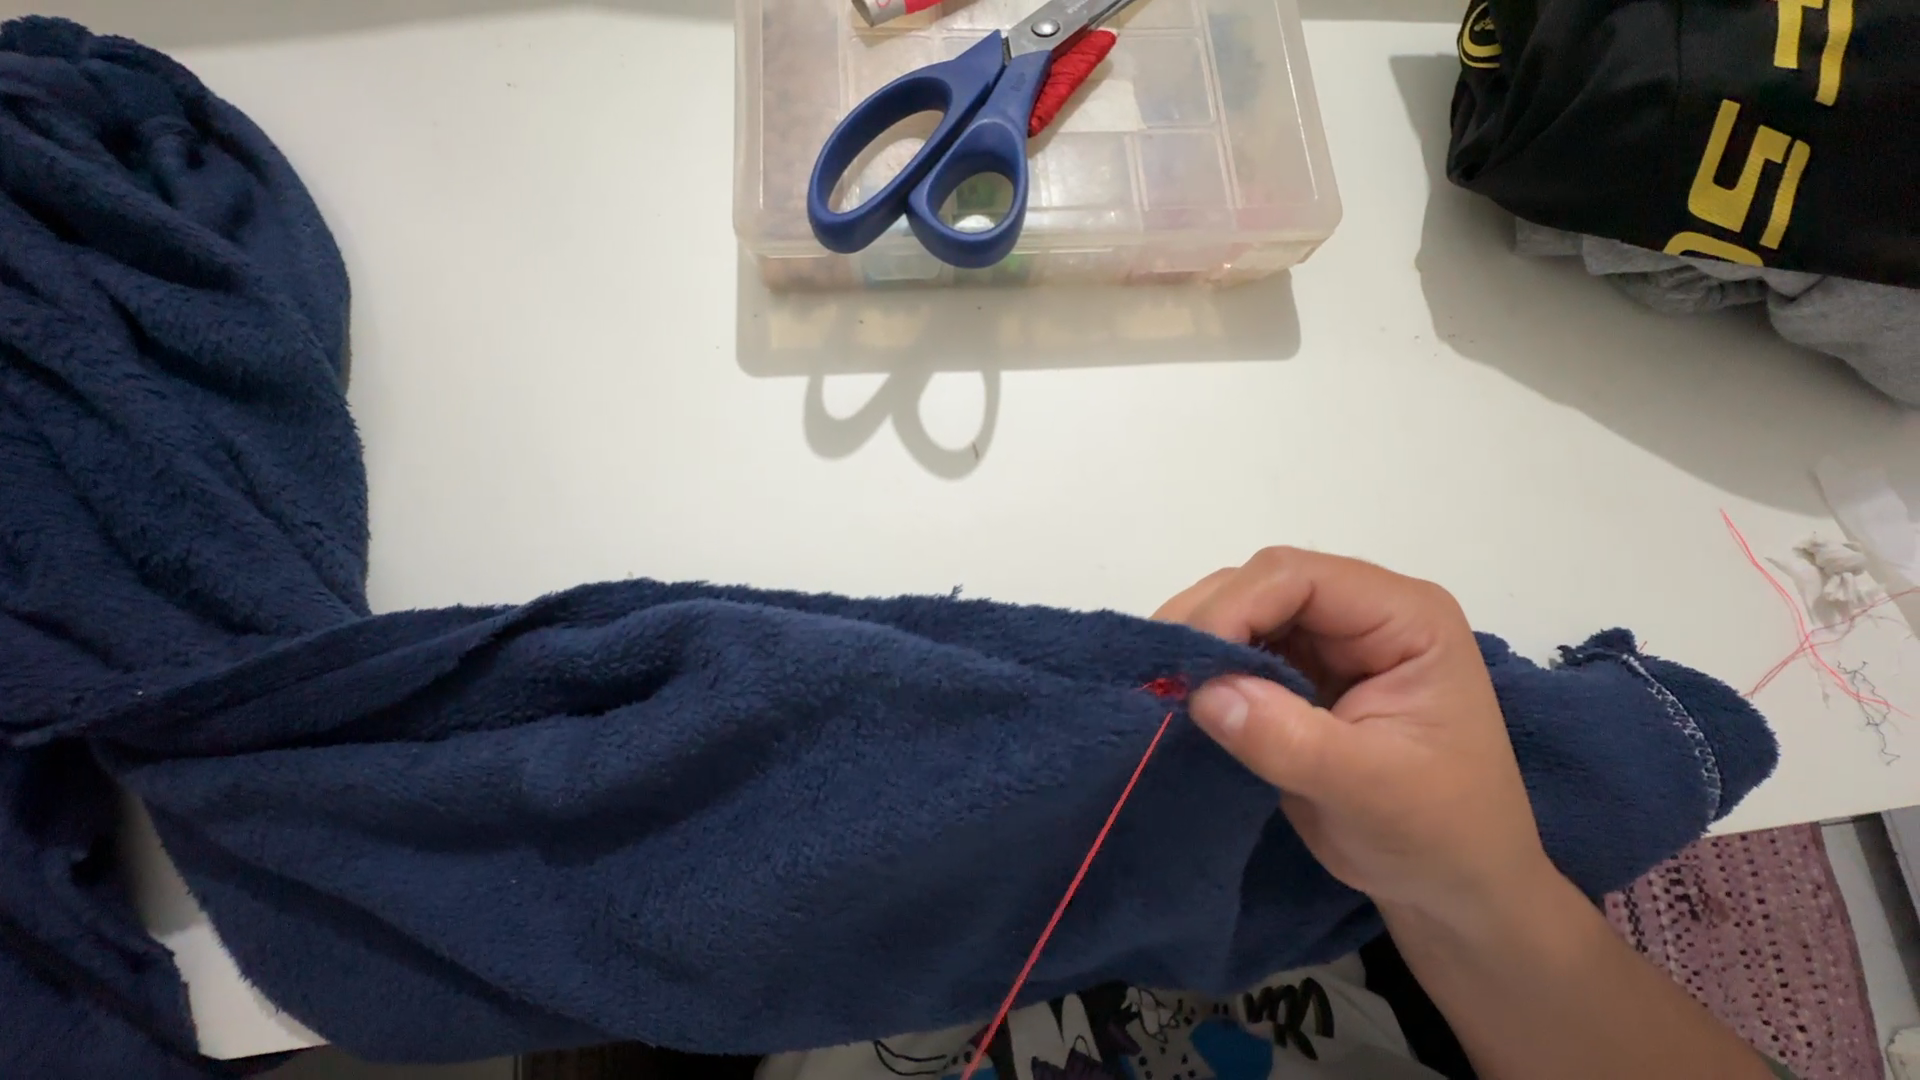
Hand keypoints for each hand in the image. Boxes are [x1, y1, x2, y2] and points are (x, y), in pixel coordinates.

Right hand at [1154, 548, 1555, 924]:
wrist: (1453, 886)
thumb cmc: (1438, 834)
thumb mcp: (1371, 791)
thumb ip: (1288, 739)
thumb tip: (1201, 692)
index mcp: (1403, 618)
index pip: (1297, 578)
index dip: (1234, 609)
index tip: (1190, 668)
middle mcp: (1362, 612)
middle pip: (1260, 583)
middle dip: (1206, 623)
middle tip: (1163, 677)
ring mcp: (1328, 640)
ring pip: (1239, 609)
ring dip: (1197, 643)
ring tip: (1167, 687)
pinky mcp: (1297, 672)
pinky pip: (1235, 648)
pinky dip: (1202, 668)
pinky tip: (1183, 696)